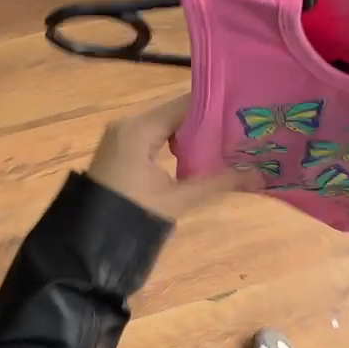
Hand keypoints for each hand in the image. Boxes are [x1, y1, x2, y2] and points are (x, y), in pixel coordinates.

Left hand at [87, 95, 246, 219]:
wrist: (88, 242)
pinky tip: (198, 157)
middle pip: (177, 114)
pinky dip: (176, 144)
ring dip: (193, 135)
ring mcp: (121, 136)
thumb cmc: (132, 216)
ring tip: (227, 145)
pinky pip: (154, 137)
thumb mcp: (178, 199)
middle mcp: (129, 124)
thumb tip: (260, 177)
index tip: (244, 115)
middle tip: (241, 131)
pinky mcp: (120, 150)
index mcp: (140, 129)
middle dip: (209, 123)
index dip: (217, 109)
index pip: (186, 106)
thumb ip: (218, 182)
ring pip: (166, 126)